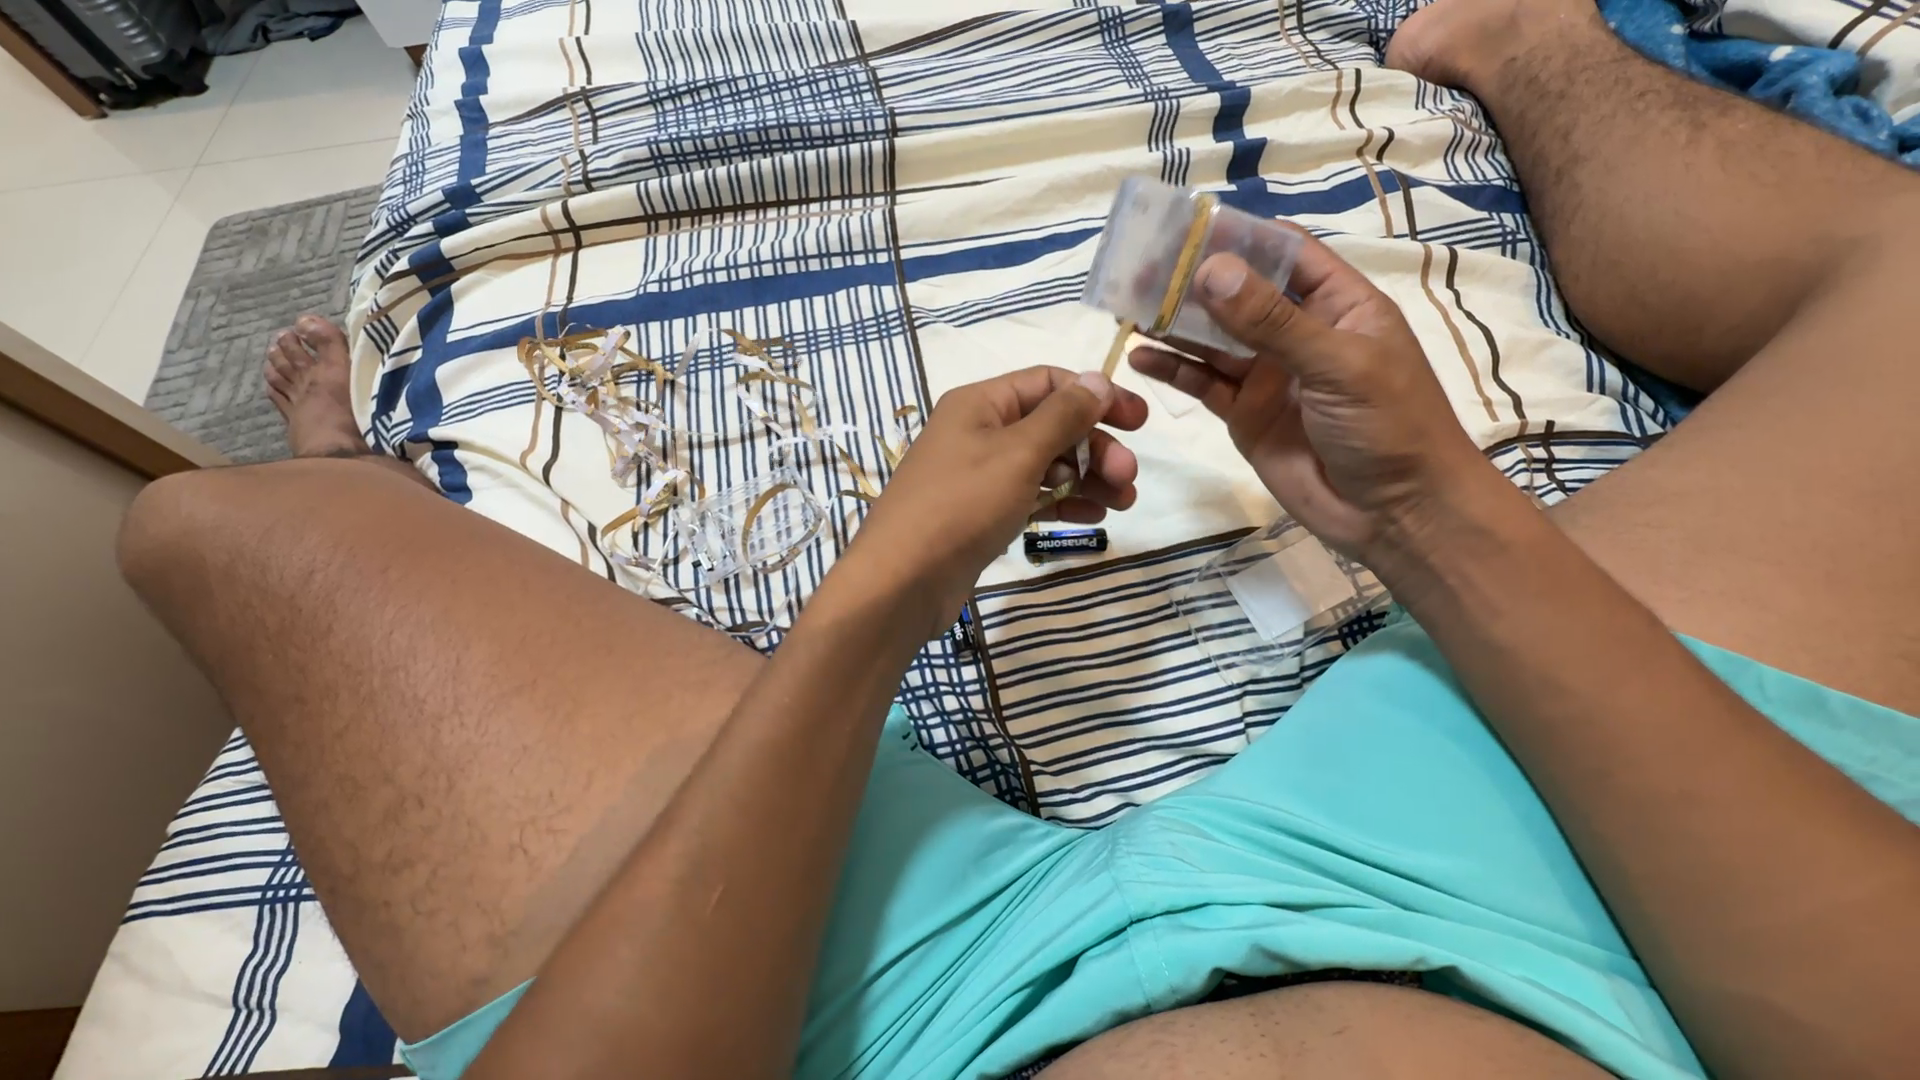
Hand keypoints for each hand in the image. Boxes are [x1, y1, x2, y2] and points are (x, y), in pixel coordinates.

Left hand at [843, 366, 1147, 634]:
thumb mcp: (1018, 453)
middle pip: (1051, 427)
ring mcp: (979, 476)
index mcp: (981, 404)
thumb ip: (1062, 416)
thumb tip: (1098, 379)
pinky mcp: (981, 515)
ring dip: (1087, 479)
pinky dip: (1062, 504)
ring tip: (1124, 501)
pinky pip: (1031, 498)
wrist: (902, 581)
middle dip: (1095, 448)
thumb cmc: (961, 506)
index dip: (1095, 397)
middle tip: (1129, 477)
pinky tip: (1094, 518)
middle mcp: (978, 433)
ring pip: (1045, 466)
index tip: (1137, 422)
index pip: (1049, 383)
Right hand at [1128, 234, 1493, 570]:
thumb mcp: (1337, 363)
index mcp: (1337, 304)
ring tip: (1129, 305)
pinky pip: (1203, 383)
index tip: (1186, 227)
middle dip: (1193, 280)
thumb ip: (1271, 321)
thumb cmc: (1388, 425)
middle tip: (1139, 266)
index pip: (1284, 253)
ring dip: (1174, 323)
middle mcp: (1298, 332)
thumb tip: (1210, 271)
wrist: (1393, 513)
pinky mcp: (1243, 413)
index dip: (1239, 237)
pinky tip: (1141, 354)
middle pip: (1239, 294)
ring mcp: (1267, 374)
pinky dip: (1173, 370)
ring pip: (1213, 339)